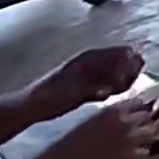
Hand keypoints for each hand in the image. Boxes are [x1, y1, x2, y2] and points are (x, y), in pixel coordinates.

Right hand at [0, 103, 151, 158]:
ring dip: (143, 142)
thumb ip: (108, 119)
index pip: (140, 102)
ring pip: (151, 135)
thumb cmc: (54, 155)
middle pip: (148, 118)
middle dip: (142, 127)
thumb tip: (126, 116)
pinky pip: (146, 154)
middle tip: (133, 138)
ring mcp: (132, 139)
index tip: (134, 119)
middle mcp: (126, 120)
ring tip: (130, 152)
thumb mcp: (83, 126)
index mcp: (112, 110)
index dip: (137, 112)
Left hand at [29, 46, 143, 117]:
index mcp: (93, 56)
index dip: (130, 64)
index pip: (126, 51)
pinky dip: (115, 88)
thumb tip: (114, 85)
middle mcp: (97, 60)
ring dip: (123, 82)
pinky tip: (105, 96)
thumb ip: (95, 85)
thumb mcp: (73, 89)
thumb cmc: (48, 96)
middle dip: (130, 73)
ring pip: (124, 72)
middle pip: (129, 60)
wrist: (28, 107)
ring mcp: (95, 72)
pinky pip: (114, 82)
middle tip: (121, 87)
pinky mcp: (93, 84)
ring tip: (112, 93)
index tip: (123, 80)